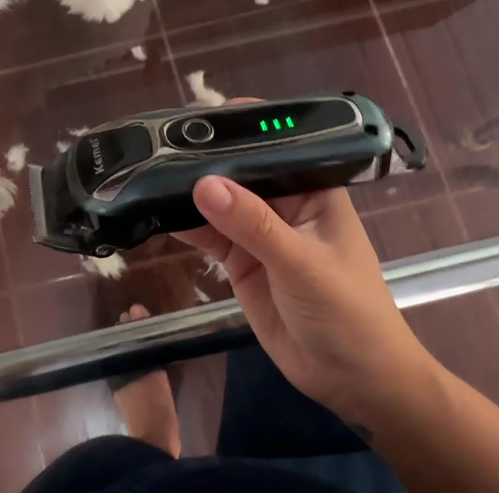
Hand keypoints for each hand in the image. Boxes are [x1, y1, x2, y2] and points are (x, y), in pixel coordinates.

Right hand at [174, 103, 439, 423]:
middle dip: (202, 156)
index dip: (240, 125)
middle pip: (238, 167)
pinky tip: (151, 209)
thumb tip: (203, 184)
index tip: (196, 115)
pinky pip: (205, 232)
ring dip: (185, 188)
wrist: (353, 383)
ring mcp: (258, 230)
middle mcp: (283, 201)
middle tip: (155, 142)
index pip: (275, 143)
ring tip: (144, 170)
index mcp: (313, 189)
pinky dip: (180, 222)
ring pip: (216, 198)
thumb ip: (254, 225)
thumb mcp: (303, 265)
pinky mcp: (239, 259)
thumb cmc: (349, 314)